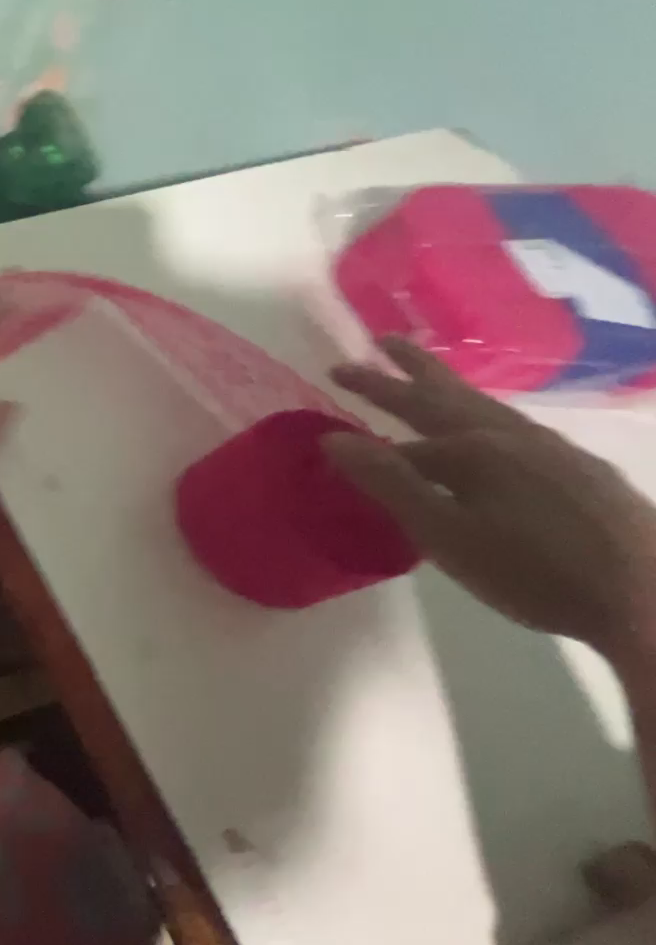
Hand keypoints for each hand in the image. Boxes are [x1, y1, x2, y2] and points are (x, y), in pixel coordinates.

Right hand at [325, 337, 655, 660]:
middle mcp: (515, 438)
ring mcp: (557, 453)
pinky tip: (489, 432)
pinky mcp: (585, 474)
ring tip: (428, 376)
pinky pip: (517, 428)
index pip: (400, 444)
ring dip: (450, 387)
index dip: (363, 446)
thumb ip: (387, 482)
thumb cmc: (532, 572)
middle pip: (449, 396)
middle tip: (378, 340)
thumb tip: (332, 437)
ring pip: (488, 408)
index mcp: (475, 451)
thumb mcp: (443, 533)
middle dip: (408, 370)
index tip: (322, 439)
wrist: (652, 604)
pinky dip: (485, 415)